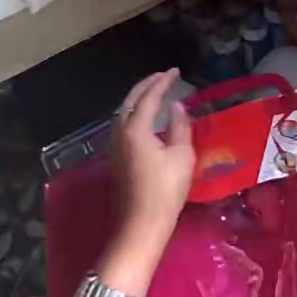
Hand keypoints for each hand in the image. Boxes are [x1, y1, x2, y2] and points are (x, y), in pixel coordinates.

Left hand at [102, 69, 194, 292]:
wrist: (141, 224)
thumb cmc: (165, 190)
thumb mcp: (182, 156)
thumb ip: (180, 126)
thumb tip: (176, 107)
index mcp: (135, 128)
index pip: (149, 96)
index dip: (163, 82)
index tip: (175, 71)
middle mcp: (119, 132)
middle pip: (130, 100)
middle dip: (146, 85)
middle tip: (163, 77)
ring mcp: (114, 145)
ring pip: (124, 112)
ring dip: (139, 98)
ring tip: (156, 92)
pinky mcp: (116, 157)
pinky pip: (124, 124)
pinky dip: (135, 112)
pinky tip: (147, 118)